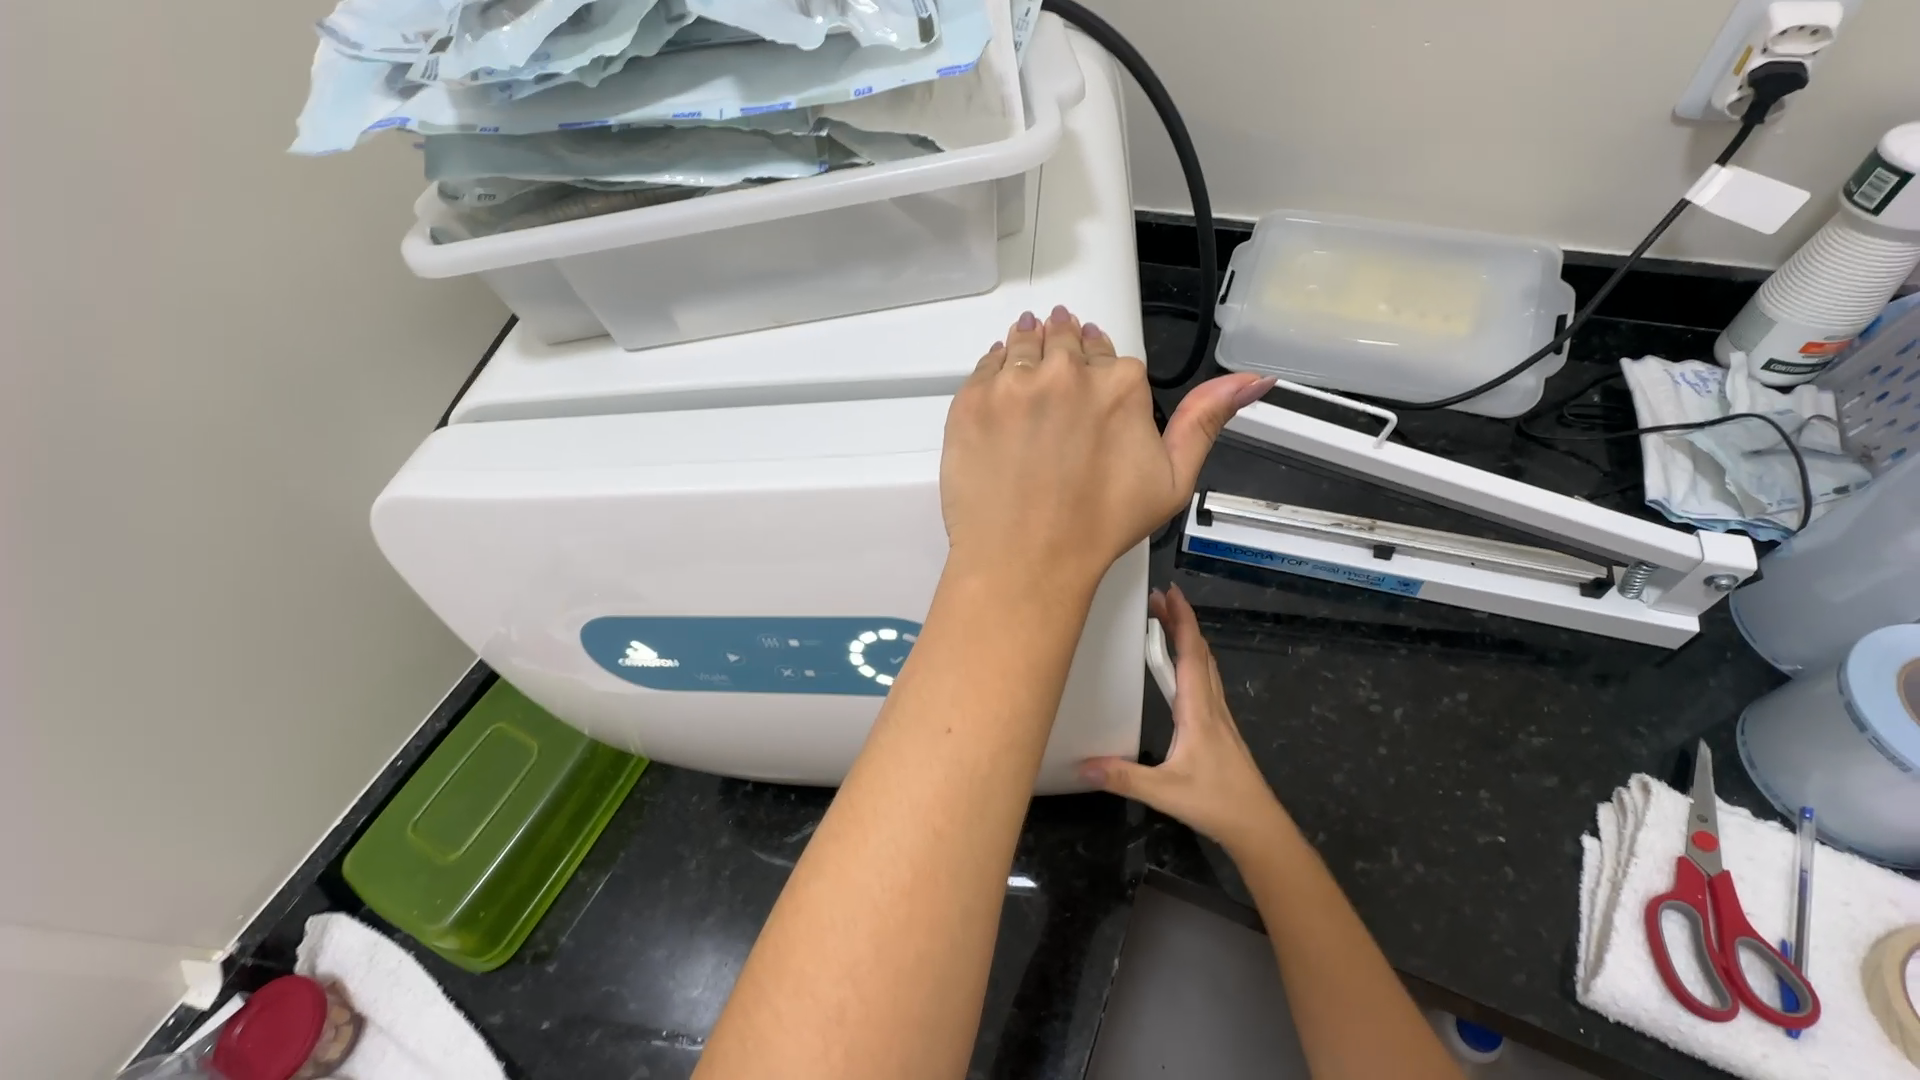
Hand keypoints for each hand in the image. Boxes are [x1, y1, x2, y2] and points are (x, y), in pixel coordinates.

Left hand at [939, 305, 1273, 594]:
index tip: (1091, 382)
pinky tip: (1001, 396)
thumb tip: (1252, 379)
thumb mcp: (1173, 479)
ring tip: (1028, 376)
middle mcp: (1066, 371)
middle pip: (1063, 337)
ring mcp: (1013, 383)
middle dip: (1062, 348)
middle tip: (1056, 377)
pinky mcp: (971, 399)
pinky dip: (993, 372)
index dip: (1098, 366)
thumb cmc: (1097, 529)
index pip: (1107, 350)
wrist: (1025, 561)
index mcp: (1120, 383)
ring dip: (1027, 349)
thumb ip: (1206, 419)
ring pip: (1021, 342)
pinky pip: (984, 365)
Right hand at [1079, 585, 1287, 854]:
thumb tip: (1082, 766)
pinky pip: (1208, 683)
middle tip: (1159, 599)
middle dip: (1181, 621)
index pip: (1190, 654)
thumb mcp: (1163, 791)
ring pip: (1207, 666)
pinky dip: (1195, 662)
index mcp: (1198, 710)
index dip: (1181, 620)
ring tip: (1169, 624)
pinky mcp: (1222, 729)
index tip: (1168, 592)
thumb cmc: (1215, 802)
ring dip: (1190, 640)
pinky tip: (1184, 672)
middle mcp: (1212, 706)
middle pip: (1200, 652)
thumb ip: (1122, 777)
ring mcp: (1220, 717)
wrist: (1257, 825)